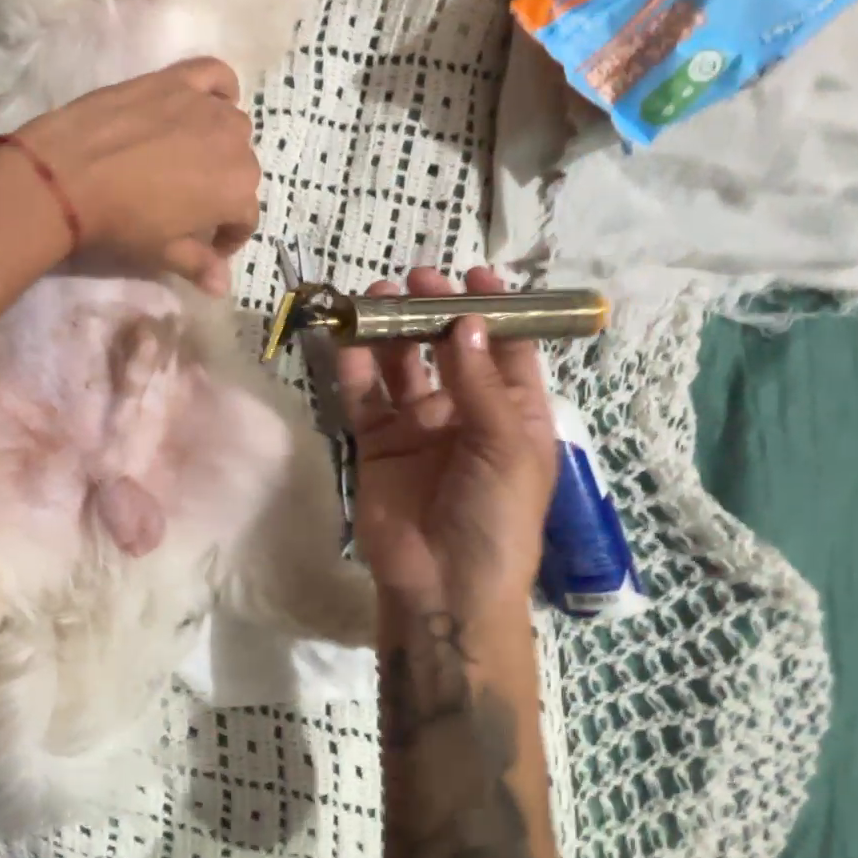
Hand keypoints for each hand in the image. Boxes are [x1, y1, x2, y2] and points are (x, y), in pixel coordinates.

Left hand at [5, 57, 260, 292]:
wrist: (67, 175)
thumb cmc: (118, 221)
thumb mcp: (159, 252)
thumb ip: (198, 265)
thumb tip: (223, 286)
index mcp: (236, 190)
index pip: (244, 217)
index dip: (226, 236)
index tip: (207, 245)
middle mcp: (234, 144)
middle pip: (239, 169)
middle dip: (221, 189)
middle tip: (187, 202)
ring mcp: (206, 106)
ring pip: (229, 124)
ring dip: (217, 143)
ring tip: (186, 157)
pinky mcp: (177, 79)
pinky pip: (215, 75)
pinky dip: (218, 87)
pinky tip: (202, 102)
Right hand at [337, 267, 558, 620]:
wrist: (443, 582)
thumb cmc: (496, 517)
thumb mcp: (505, 448)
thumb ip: (479, 384)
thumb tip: (465, 323)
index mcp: (512, 414)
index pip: (505, 350)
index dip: (492, 312)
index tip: (473, 275)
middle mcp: (463, 413)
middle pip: (447, 350)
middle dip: (433, 314)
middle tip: (415, 279)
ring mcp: (416, 426)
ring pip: (401, 367)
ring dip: (391, 333)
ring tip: (376, 298)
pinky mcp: (375, 442)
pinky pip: (363, 397)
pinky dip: (353, 368)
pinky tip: (345, 341)